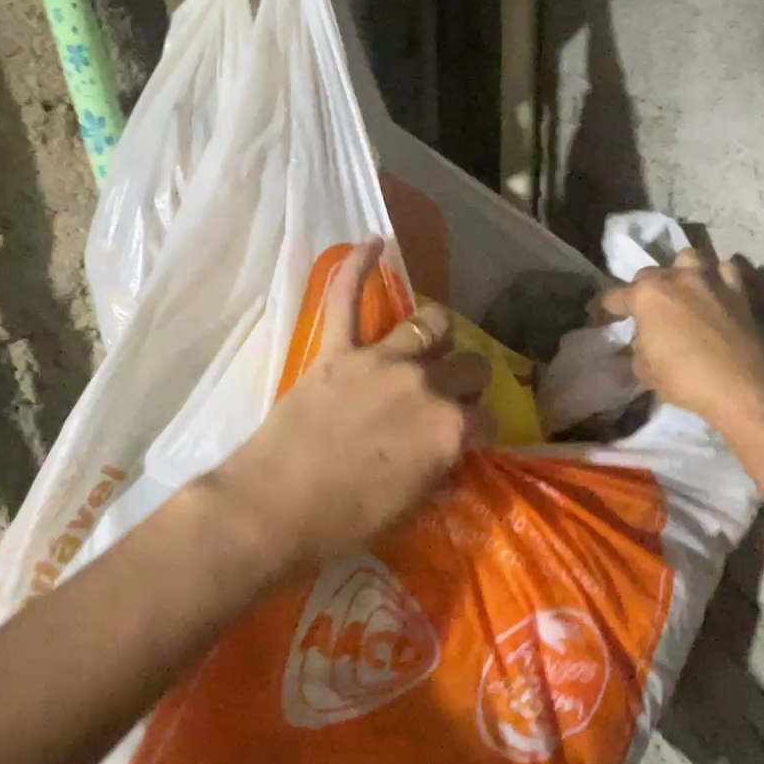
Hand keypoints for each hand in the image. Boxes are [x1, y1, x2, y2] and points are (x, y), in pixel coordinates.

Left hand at [212, 238, 492, 560]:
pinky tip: (374, 242)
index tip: (470, 440)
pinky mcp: (338, 350)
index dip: (481, 431)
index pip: (488, 419)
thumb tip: (447, 457)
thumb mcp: (411, 508)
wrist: (274, 509)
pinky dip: (359, 266)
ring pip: (431, 323)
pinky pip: (348, 297)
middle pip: (471, 365)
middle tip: (452, 395)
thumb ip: (438, 472)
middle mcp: (427, 385)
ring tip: (431, 342)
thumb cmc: (345, 522)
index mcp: (451, 430)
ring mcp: (382, 361)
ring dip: (438, 334)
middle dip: (469, 381)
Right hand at [594, 249, 763, 433]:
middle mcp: (675, 279)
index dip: (602, 310)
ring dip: (678, 271)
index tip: (598, 319)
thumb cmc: (684, 379)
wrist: (741, 386)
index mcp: (646, 296)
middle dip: (639, 290)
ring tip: (679, 290)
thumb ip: (637, 348)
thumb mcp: (645, 369)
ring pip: (687, 258)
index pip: (613, 297)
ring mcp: (709, 280)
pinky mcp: (737, 291)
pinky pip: (725, 270)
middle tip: (641, 312)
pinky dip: (717, 277)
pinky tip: (714, 291)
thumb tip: (641, 341)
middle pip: (648, 274)